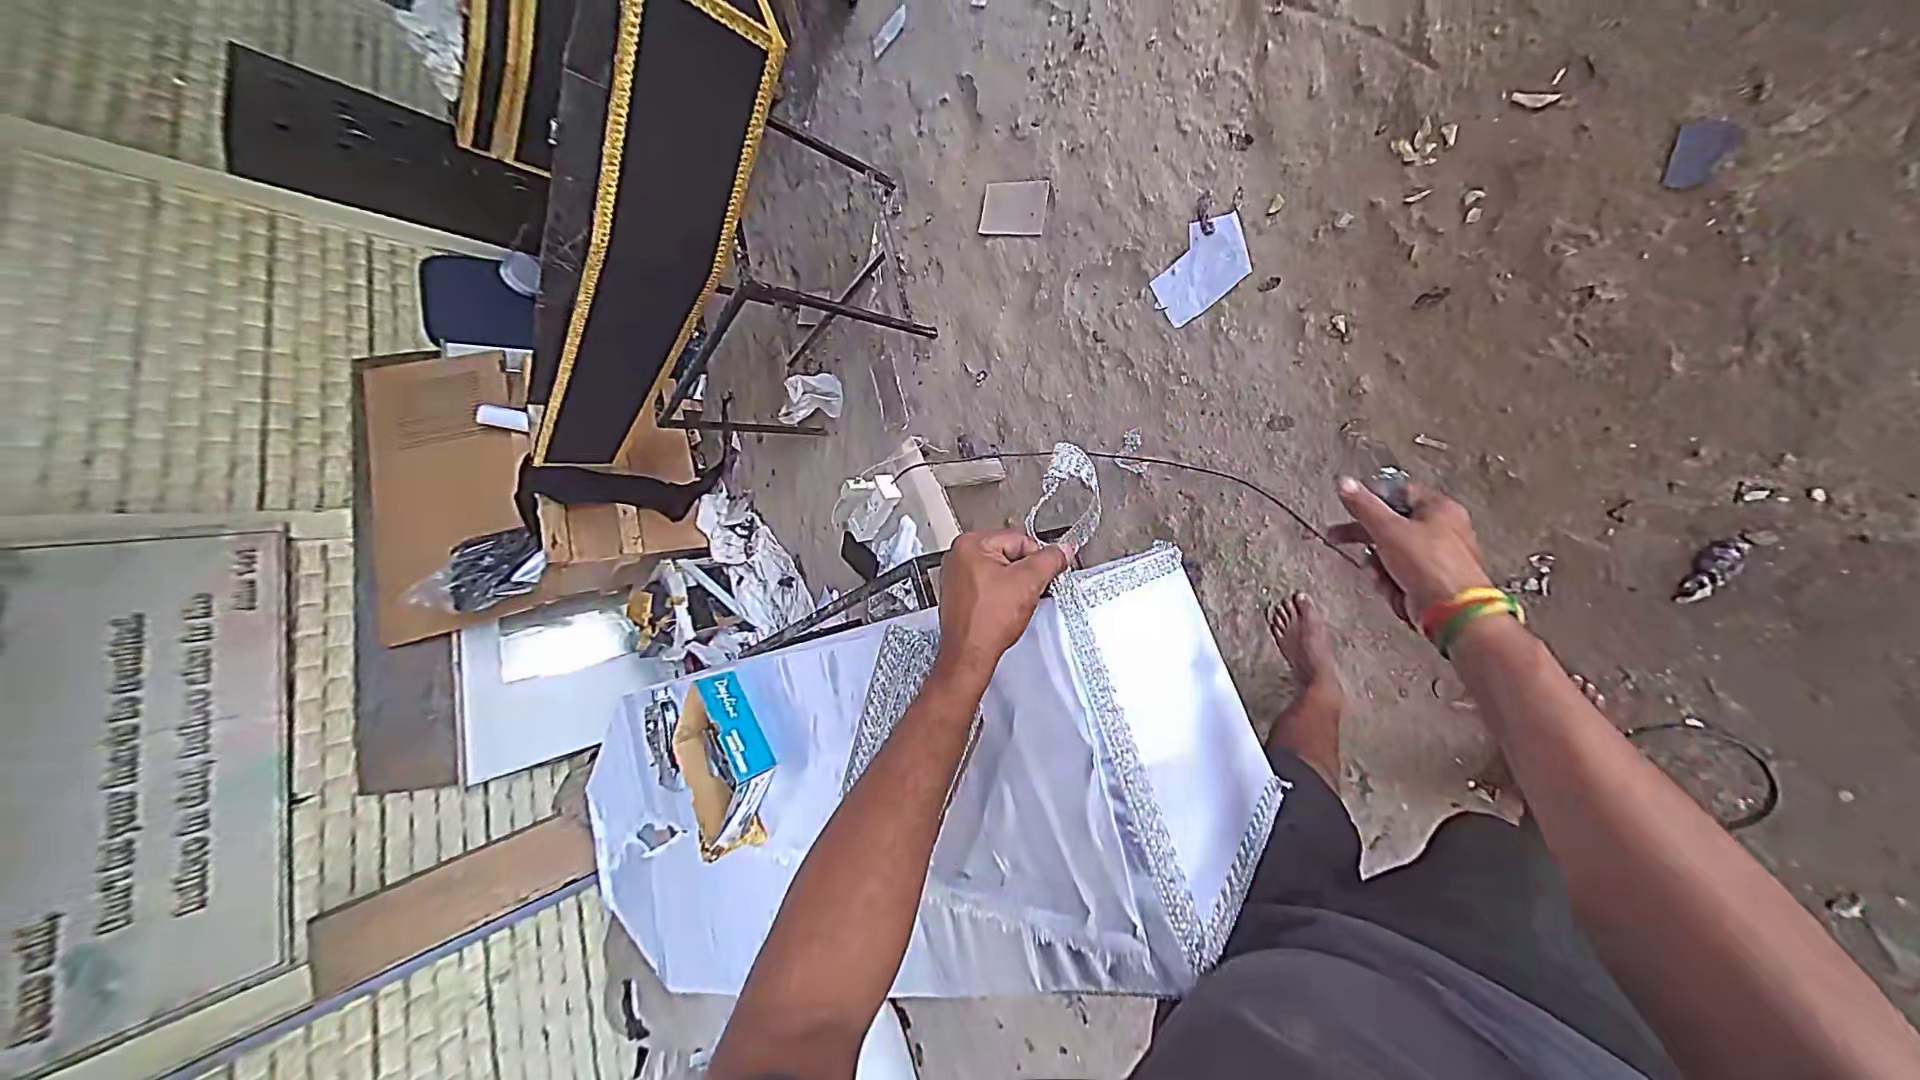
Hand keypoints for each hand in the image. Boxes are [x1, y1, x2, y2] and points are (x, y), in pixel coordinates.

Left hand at [934, 530, 1073, 680]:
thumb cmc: (986, 622)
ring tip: (1014, 603)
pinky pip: (990, 586)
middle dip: (1025, 573)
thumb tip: (1062, 550)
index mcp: (971, 544)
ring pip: (1001, 571)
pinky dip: (1002, 595)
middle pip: (1010, 554)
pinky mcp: (961, 594)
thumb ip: (1050, 560)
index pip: (1020, 539)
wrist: (969, 654)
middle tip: (1029, 591)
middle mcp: (959, 556)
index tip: (1047, 572)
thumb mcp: (1028, 583)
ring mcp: (957, 576)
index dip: (1038, 558)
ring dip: (1015, 585)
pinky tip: (1004, 609)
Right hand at [1330, 476, 1492, 624]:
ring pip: (1389, 552)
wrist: (1449, 609)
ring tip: (1378, 571)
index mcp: (1439, 509)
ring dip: (1376, 563)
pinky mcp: (1427, 579)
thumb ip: (1364, 505)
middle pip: (1390, 525)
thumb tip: (1347, 484)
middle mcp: (1441, 531)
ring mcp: (1434, 557)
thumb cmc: (1432, 567)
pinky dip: (1388, 579)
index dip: (1372, 499)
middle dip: (1363, 536)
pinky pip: (1396, 573)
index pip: (1399, 493)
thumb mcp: (1388, 529)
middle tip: (1339, 535)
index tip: (1352, 504)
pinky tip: (1391, 584)